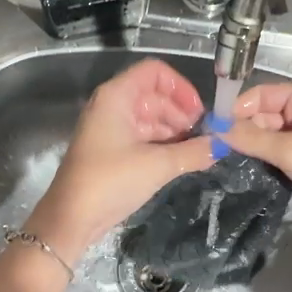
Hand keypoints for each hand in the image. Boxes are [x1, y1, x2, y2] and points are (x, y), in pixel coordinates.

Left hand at [27, 59, 214, 261]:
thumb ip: (193, 152)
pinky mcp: (111, 154)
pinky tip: (180, 162)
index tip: (200, 112)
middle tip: (203, 137)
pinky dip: (161, 147)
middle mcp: (112, 107)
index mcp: (117, 96)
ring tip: (196, 152)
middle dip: (181, 113)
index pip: (155, 72)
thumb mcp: (157, 165)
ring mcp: (110, 131)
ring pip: (150, 120)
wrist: (72, 218)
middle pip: (154, 97)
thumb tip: (220, 145)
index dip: (181, 88)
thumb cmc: (111, 181)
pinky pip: (142, 140)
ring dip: (174, 132)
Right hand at [222, 82, 291, 230]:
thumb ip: (253, 139)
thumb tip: (217, 131)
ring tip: (227, 163)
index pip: (263, 94)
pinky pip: (280, 155)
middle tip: (217, 152)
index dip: (238, 109)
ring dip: (253, 149)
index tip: (214, 129)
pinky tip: (248, 173)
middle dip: (243, 132)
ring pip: (270, 138)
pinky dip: (266, 162)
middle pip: (265, 116)